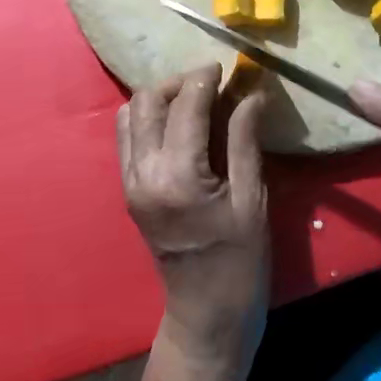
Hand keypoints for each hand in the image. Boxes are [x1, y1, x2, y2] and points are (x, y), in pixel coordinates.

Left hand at [118, 65, 269, 367]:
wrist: (205, 315)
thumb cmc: (240, 263)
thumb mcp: (253, 201)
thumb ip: (245, 141)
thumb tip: (250, 93)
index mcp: (177, 176)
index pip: (184, 106)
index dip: (204, 79)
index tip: (225, 66)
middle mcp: (143, 172)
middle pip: (146, 102)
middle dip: (177, 82)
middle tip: (209, 82)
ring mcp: (129, 182)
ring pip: (129, 116)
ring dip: (158, 97)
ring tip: (192, 99)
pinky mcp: (128, 190)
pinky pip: (128, 138)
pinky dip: (147, 119)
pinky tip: (176, 124)